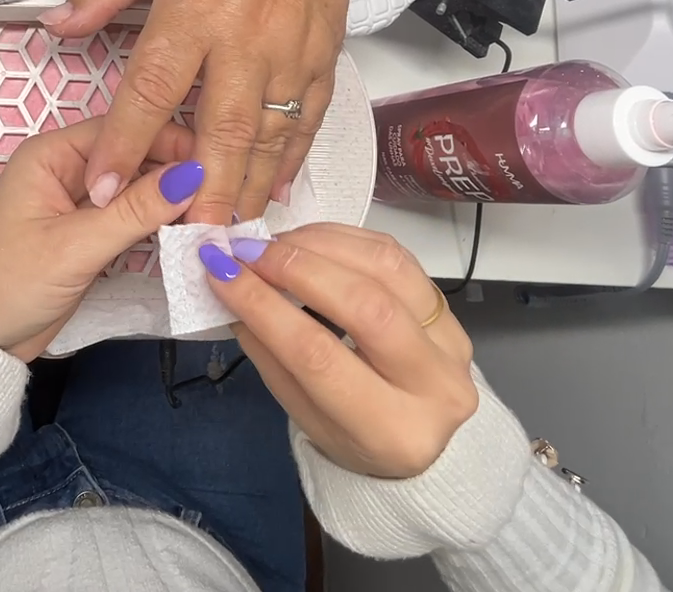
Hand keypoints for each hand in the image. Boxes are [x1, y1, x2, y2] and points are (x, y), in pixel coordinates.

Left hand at [0, 119, 206, 359]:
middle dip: (175, 173)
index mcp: (53, 154)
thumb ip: (135, 211)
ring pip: (136, 188)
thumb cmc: (10, 284)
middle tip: (227, 191)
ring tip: (220, 209)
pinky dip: (157, 223)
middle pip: (133, 157)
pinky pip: (131, 217)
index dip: (169, 140)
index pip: (121, 131)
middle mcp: (68, 168)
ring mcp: (80, 201)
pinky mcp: (89, 233)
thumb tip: (195, 175)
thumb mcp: (75, 246)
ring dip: (170, 200)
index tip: (217, 158)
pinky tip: (192, 228)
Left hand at [39, 0, 363, 223]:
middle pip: (217, 130)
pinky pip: (305, 120)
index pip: (150, 89)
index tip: (102, 188)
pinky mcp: (321, 54)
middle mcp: (245, 38)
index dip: (124, 143)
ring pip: (265, 136)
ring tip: (224, 235)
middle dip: (197, 193)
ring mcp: (290, 50)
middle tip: (181, 243)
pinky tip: (271, 190)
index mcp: (194, 8)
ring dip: (243, 190)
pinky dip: (288, 160)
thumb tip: (59, 25)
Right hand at [201, 224, 477, 477]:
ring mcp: (452, 342)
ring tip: (274, 242)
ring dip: (319, 243)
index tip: (220, 271)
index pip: (317, 355)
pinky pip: (395, 253)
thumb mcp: (297, 407)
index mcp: (390, 432)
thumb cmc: (344, 428)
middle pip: (364, 306)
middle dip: (295, 267)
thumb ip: (264, 346)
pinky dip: (342, 237)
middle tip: (247, 251)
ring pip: (386, 268)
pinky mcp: (450, 307)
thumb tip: (225, 279)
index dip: (263, 305)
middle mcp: (436, 387)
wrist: (413, 435)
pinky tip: (306, 239)